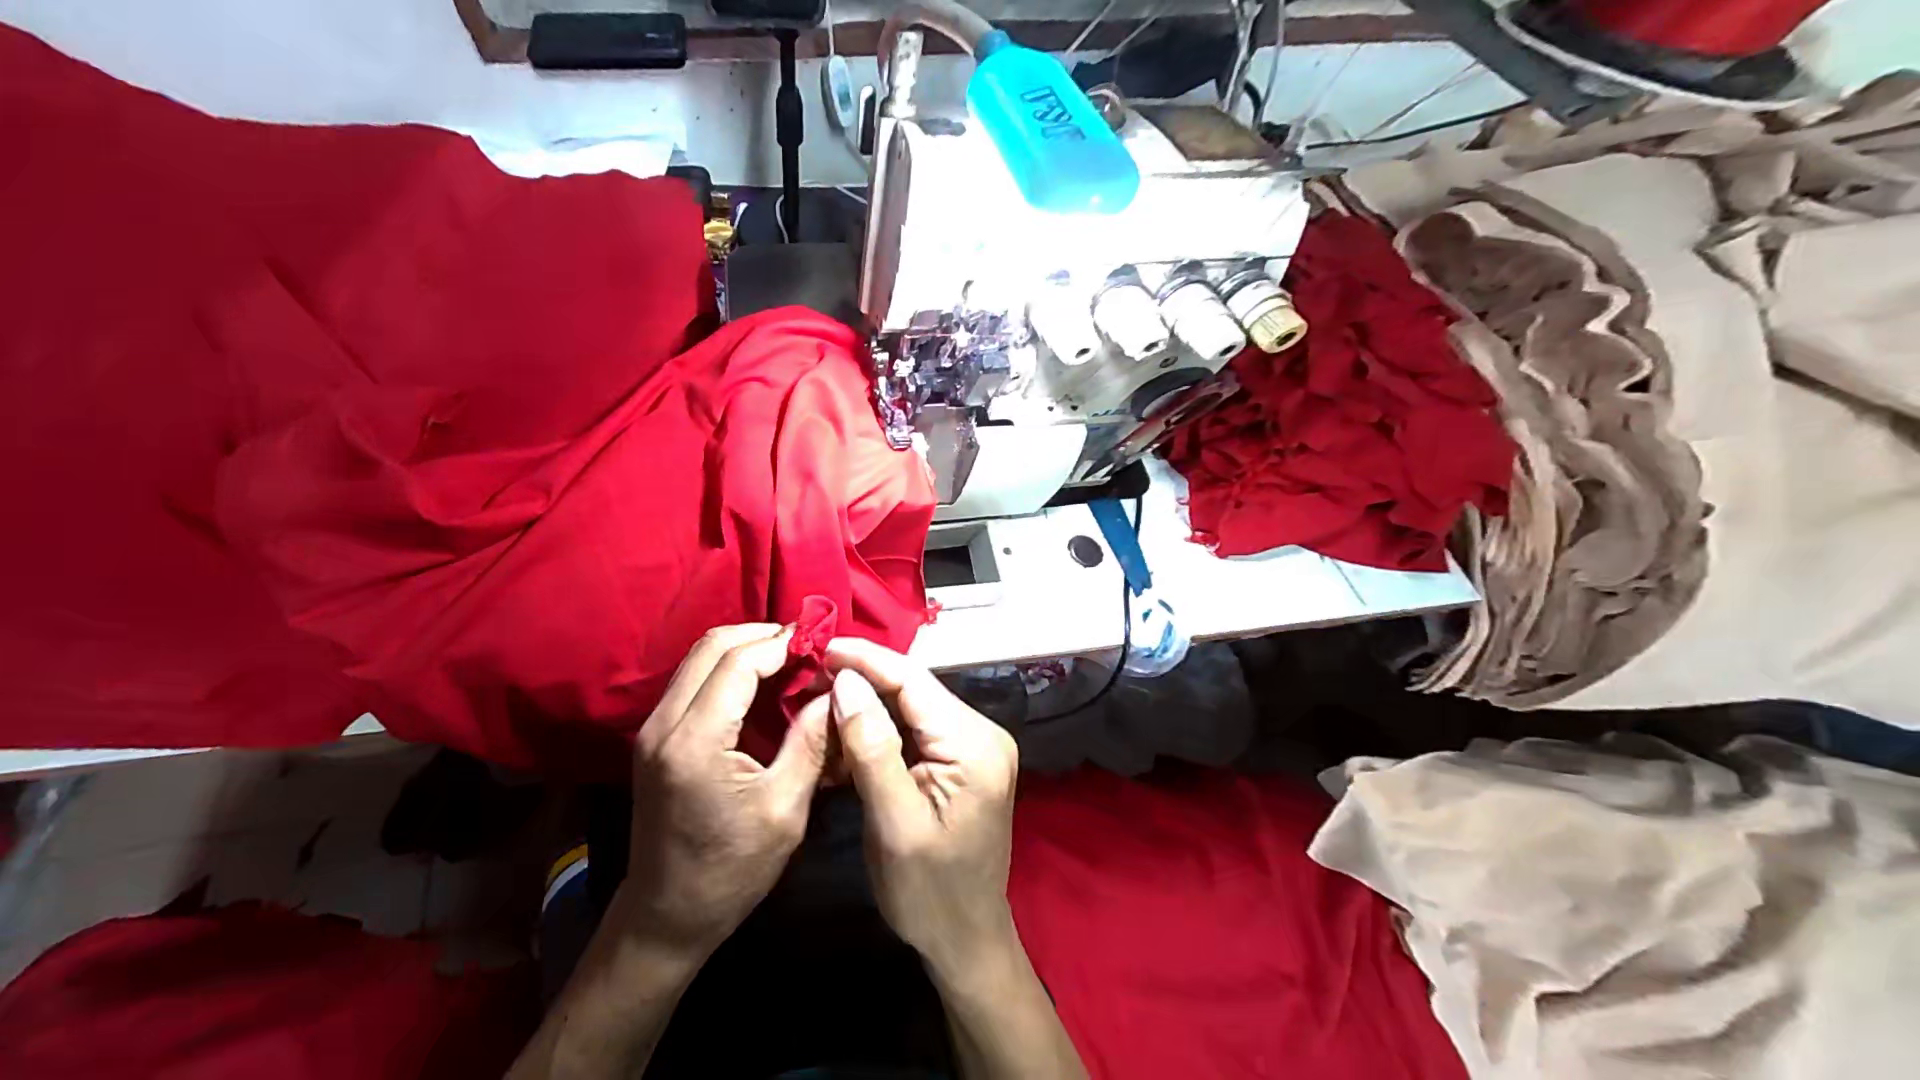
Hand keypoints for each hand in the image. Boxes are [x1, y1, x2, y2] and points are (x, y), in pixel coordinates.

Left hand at [621, 623, 831, 954]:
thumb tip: (836, 690)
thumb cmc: (732, 869)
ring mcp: (653, 728)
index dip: (782, 642)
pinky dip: (730, 667)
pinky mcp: (655, 736)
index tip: (822, 641)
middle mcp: (664, 724)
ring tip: (791, 658)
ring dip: (745, 648)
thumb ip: (810, 741)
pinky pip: (693, 679)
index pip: (738, 663)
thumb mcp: (785, 808)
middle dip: (762, 635)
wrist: (667, 916)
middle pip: (711, 646)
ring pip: (699, 658)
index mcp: (695, 742)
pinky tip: (763, 682)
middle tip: (808, 645)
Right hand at [824, 638, 1020, 975]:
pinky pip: (916, 729)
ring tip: (819, 693)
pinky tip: (848, 726)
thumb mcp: (894, 824)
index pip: (915, 682)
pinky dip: (881, 726)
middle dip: (863, 678)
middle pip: (915, 690)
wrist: (965, 939)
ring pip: (912, 706)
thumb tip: (846, 681)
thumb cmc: (929, 894)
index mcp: (974, 746)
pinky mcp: (962, 760)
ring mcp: (975, 746)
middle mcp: (982, 734)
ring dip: (868, 701)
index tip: (820, 645)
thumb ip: (872, 748)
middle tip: (810, 671)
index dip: (866, 659)